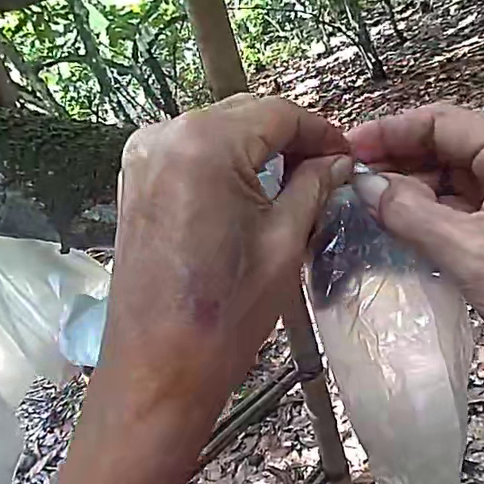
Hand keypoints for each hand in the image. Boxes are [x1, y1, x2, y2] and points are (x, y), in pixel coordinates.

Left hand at [34, 95, 350, 483]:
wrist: (157, 372)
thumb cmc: (228, 315)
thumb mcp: (285, 244)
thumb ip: (314, 186)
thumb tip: (338, 160)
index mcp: (204, 144)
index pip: (277, 112)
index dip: (321, 130)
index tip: (348, 156)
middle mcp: (163, 134)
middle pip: (245, 115)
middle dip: (291, 138)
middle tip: (329, 170)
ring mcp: (141, 157)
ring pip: (219, 132)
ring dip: (260, 150)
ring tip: (297, 183)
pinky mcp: (135, 182)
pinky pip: (192, 153)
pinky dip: (227, 163)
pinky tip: (253, 192)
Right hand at [349, 103, 483, 483]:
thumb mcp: (469, 254)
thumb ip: (409, 213)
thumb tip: (362, 184)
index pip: (444, 122)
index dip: (390, 132)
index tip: (346, 148)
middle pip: (450, 147)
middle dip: (400, 162)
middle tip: (349, 181)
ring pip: (457, 180)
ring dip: (414, 190)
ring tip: (367, 204)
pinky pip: (470, 208)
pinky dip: (435, 214)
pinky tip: (401, 224)